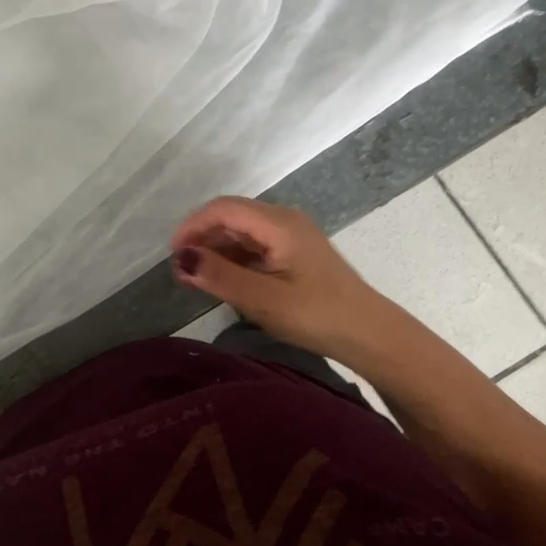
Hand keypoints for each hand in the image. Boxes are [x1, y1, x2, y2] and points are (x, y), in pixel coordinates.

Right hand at [170, 196, 389, 357]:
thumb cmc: (317, 315)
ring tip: (197, 278)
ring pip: (243, 231)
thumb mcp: (263, 299)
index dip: (193, 225)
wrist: (372, 337)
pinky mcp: (297, 253)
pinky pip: (256, 245)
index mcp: (278, 222)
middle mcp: (284, 219)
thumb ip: (220, 276)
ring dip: (217, 249)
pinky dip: (235, 258)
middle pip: (232, 216)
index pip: (223, 209)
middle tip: (181, 269)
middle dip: (202, 238)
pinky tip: (225, 280)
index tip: (173, 254)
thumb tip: (180, 258)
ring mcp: (292, 235)